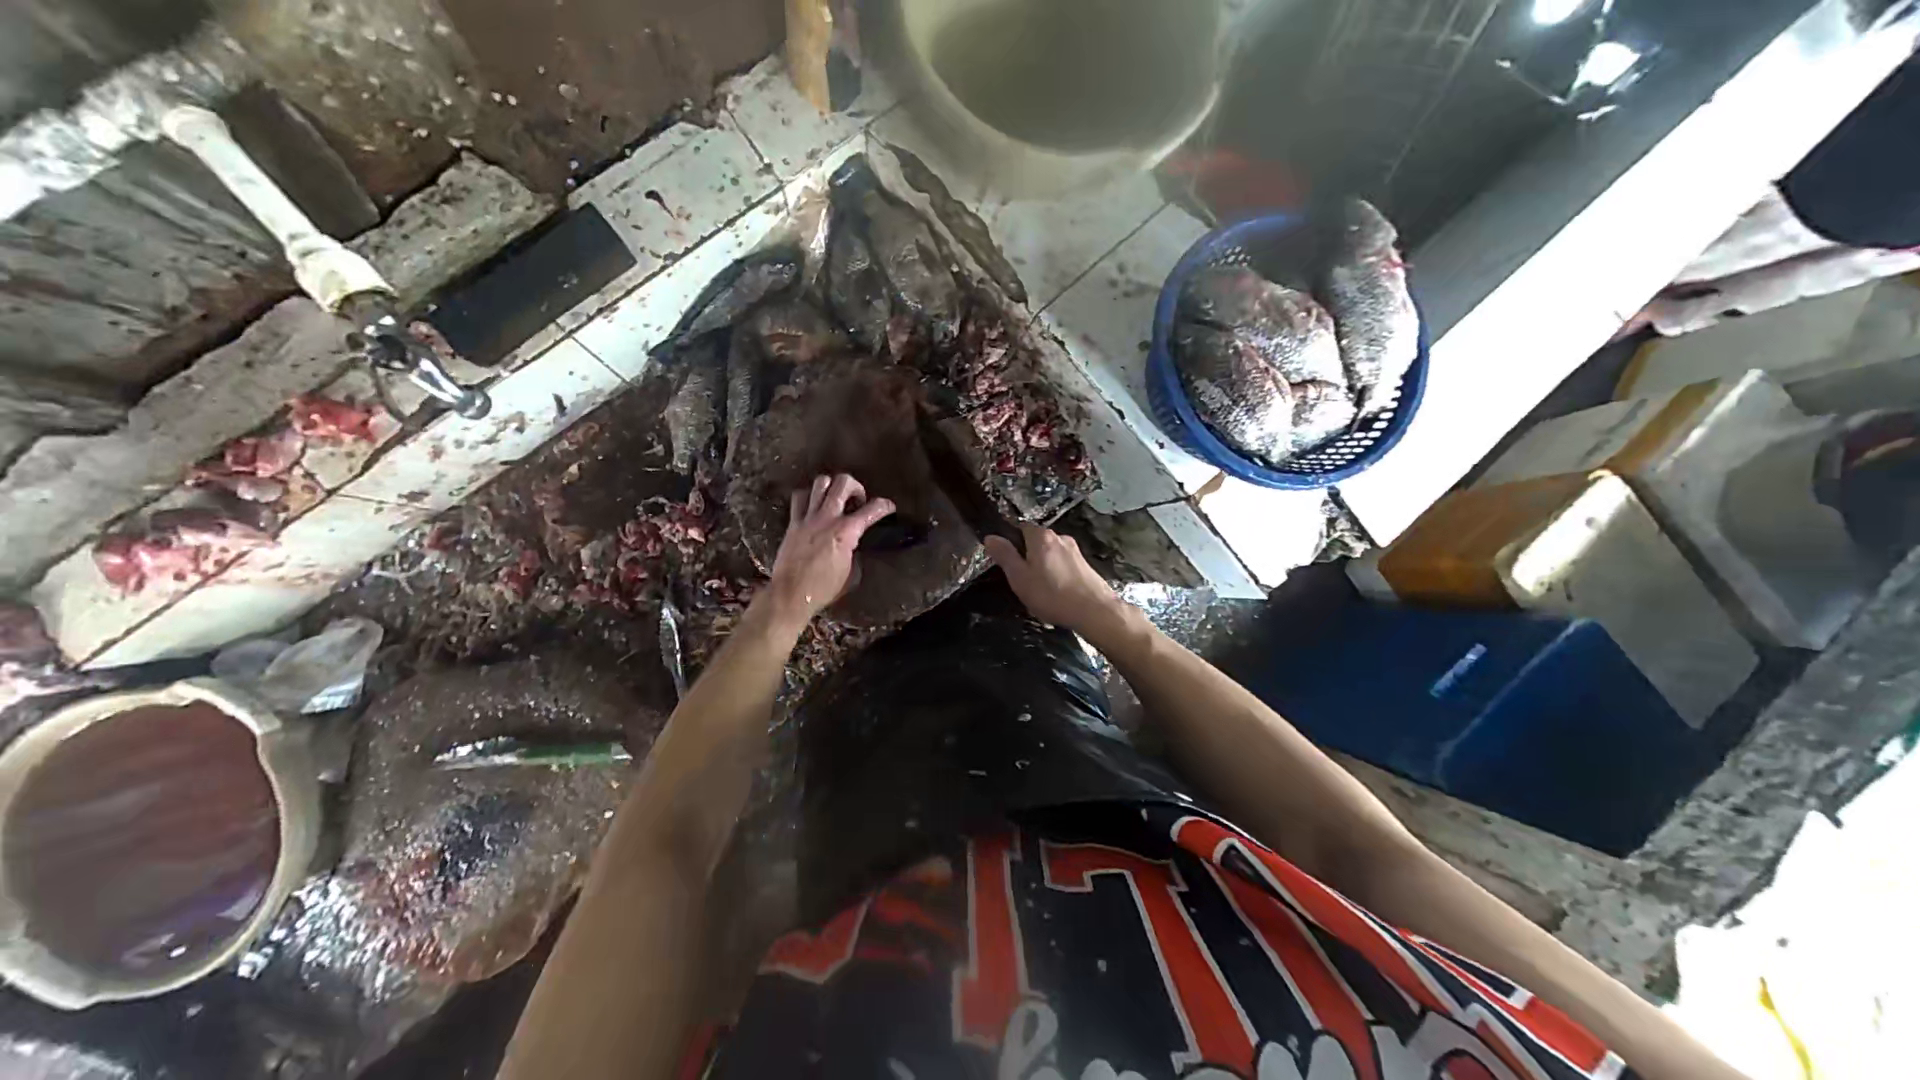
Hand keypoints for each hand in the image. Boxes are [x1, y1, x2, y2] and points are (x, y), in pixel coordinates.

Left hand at [764, 474, 895, 632]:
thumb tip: (853, 546)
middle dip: (856, 486)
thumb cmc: (825, 588)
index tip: (888, 507)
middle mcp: (828, 517)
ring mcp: (809, 517)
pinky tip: (813, 505)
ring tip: (835, 498)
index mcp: (847, 531)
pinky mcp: (793, 522)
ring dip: (832, 486)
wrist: (792, 593)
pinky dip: (809, 496)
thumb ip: (855, 552)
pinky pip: (799, 497)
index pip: (873, 509)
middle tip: (858, 500)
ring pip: (820, 482)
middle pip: (843, 482)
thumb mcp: (851, 572)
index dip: (885, 505)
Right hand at [984, 524, 1131, 638]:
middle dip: (1027, 556)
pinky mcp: (1086, 565)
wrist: (1095, 611)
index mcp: (1041, 536)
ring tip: (1040, 590)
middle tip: (1022, 580)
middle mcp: (1060, 537)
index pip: (1019, 527)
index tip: (1007, 562)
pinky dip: (1057, 574)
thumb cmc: (1052, 595)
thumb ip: (1005, 556)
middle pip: (1036, 541)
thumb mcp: (1019, 578)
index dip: (1010, 542)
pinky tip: (1057, 592)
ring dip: (1043, 566)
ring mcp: (1075, 551)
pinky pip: (1063, 564)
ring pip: (1051, 554)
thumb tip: (990, 537)